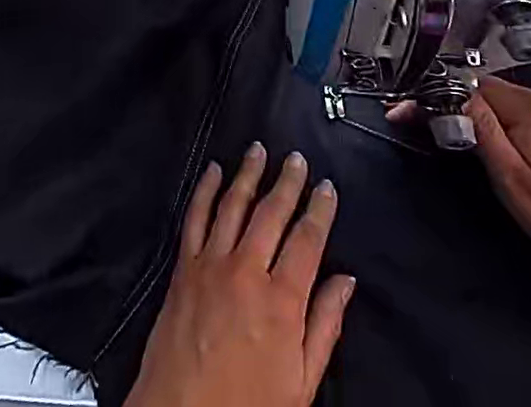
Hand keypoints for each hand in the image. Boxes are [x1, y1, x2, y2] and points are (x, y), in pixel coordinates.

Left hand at [124, 144, 354, 406]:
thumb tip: (346, 281)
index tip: (327, 187)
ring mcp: (211, 266)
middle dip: (289, 181)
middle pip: (273, 212)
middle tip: (297, 159)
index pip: (308, 238)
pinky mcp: (184, 270)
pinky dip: (204, 191)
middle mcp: (247, 272)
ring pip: (234, 205)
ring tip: (259, 150)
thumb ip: (325, 325)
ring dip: (249, 174)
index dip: (320, 209)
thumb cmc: (245, 406)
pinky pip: (195, 219)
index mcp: (281, 300)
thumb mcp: (300, 382)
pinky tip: (213, 172)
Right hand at [397, 76, 530, 272]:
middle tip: (410, 120)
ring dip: (462, 110)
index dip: (436, 96)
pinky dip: (482, 119)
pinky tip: (469, 135)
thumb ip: (482, 131)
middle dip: (445, 102)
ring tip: (433, 128)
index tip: (404, 110)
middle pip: (480, 88)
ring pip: (491, 99)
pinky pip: (506, 110)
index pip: (472, 87)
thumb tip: (451, 96)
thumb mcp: (511, 177)